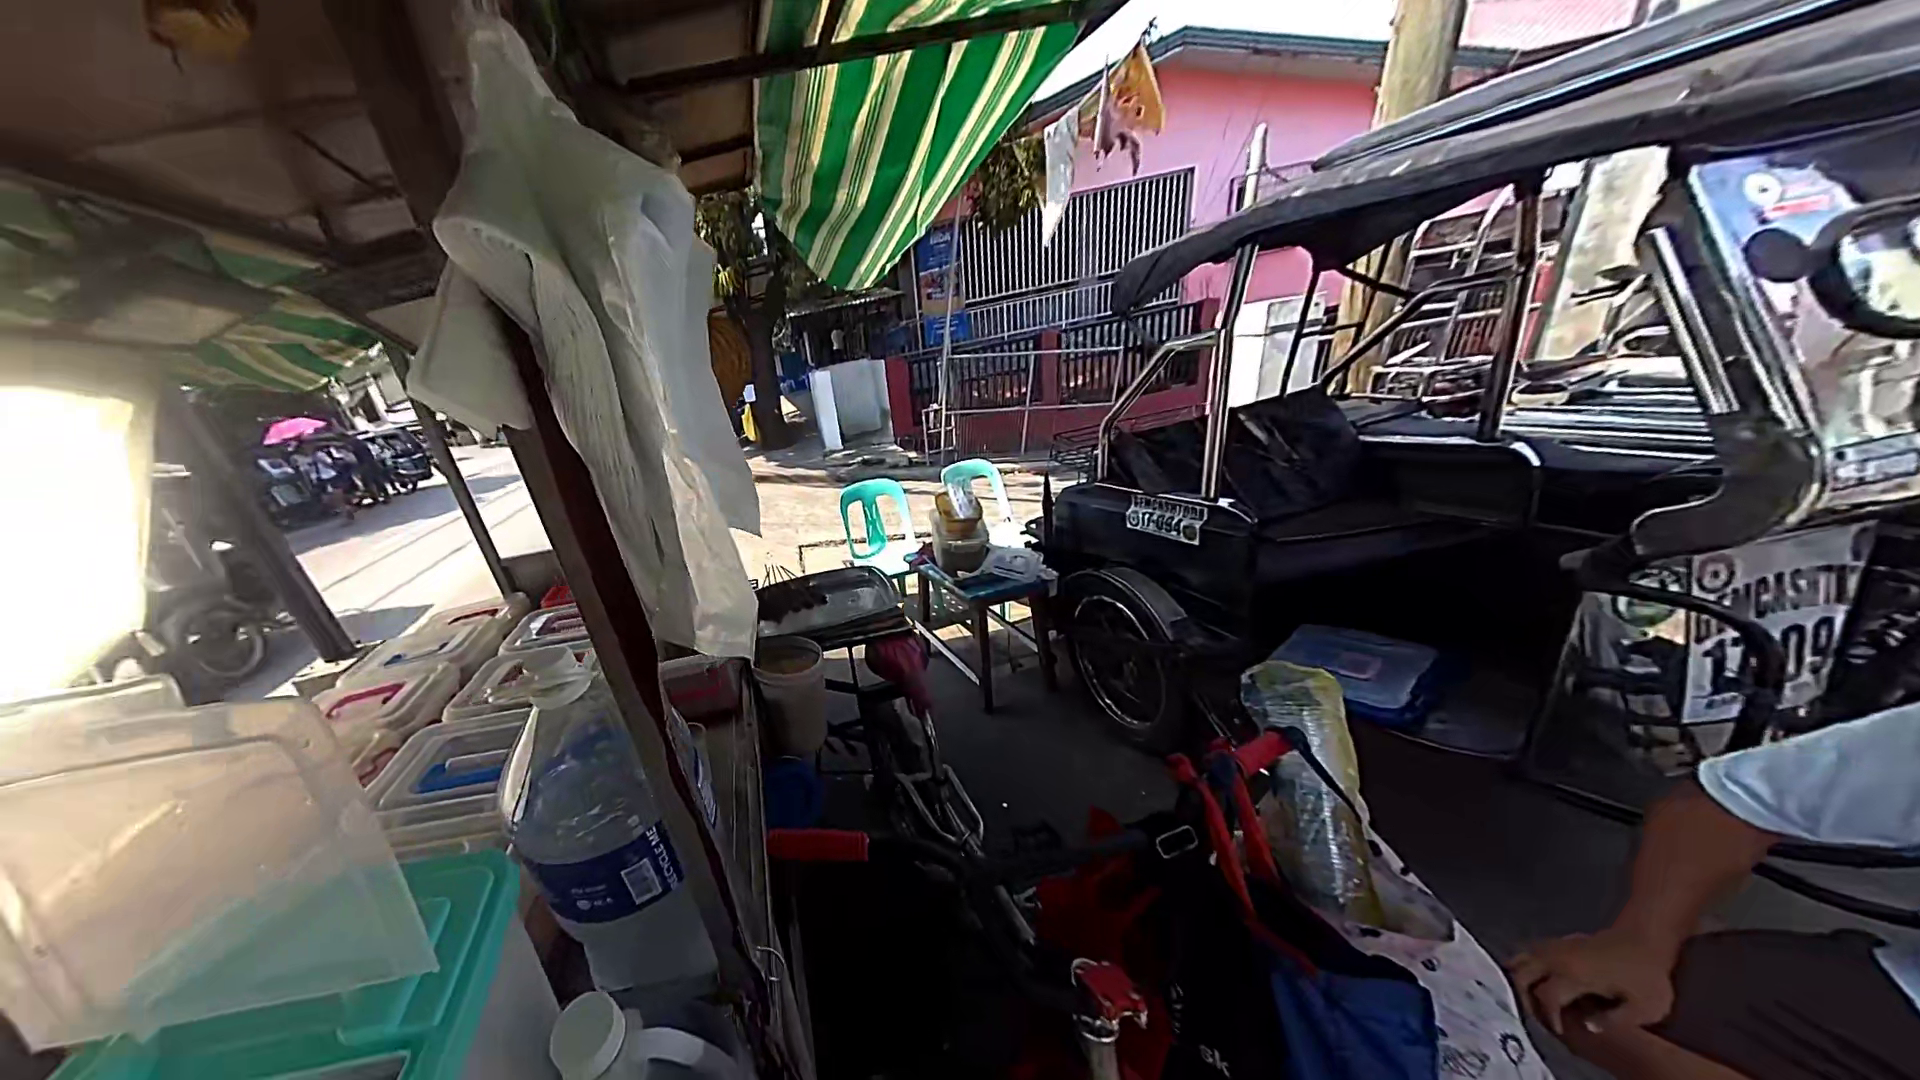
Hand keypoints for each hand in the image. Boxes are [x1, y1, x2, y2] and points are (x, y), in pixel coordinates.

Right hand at [1508, 929, 1677, 1035]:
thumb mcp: (1643, 1009)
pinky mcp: (1552, 942)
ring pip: (1518, 960)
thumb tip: (1586, 1027)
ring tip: (1532, 997)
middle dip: (1524, 997)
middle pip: (1522, 975)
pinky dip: (1522, 966)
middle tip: (1538, 1015)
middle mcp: (1554, 959)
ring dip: (1519, 979)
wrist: (1641, 943)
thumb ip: (1613, 1020)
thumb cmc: (1645, 978)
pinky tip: (1535, 979)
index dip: (1548, 1016)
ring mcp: (1550, 947)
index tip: (1558, 1030)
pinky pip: (1525, 953)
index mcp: (1573, 975)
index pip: (1546, 996)